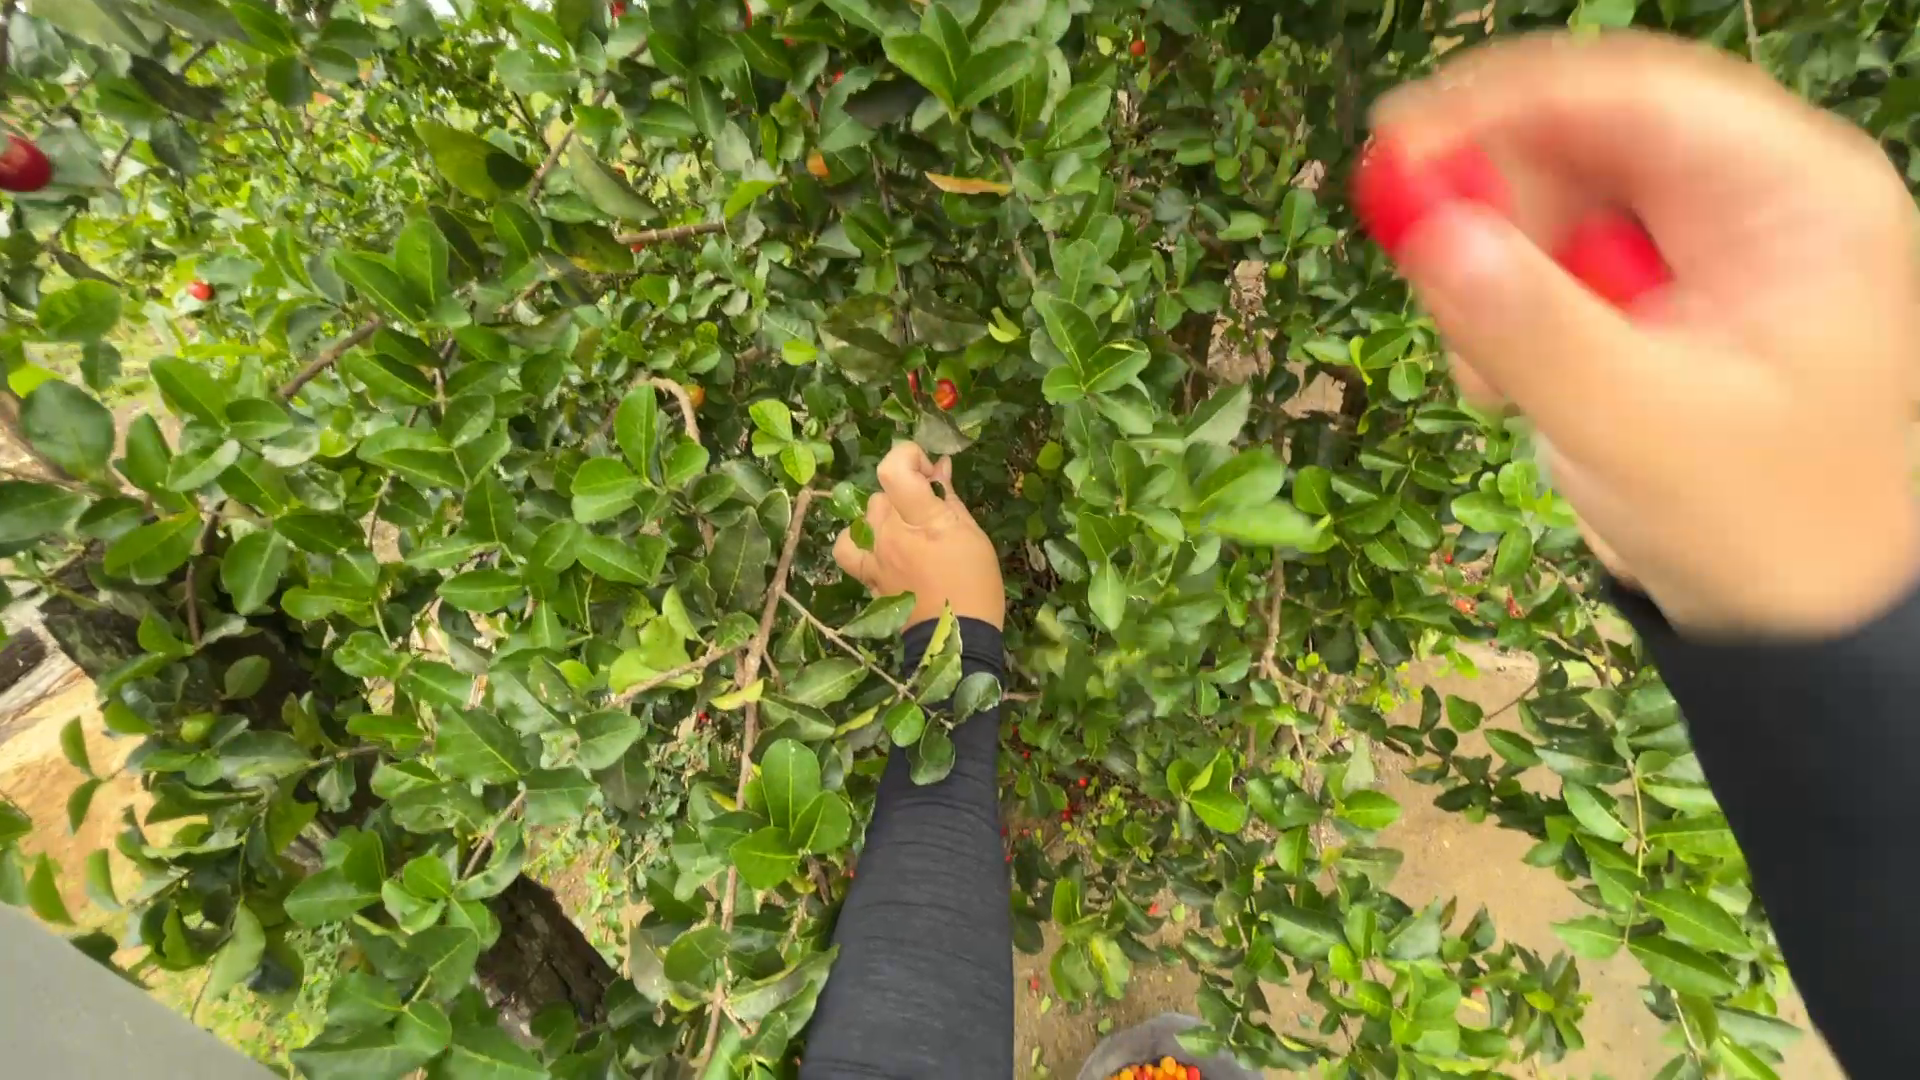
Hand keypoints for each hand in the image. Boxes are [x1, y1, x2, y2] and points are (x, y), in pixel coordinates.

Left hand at [833, 443, 1004, 629]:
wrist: (956, 639)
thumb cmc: (976, 585)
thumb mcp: (973, 535)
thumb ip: (949, 498)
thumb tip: (939, 467)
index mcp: (924, 521)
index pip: (894, 469)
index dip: (908, 457)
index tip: (929, 472)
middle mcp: (891, 534)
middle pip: (883, 491)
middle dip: (906, 490)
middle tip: (930, 509)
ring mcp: (874, 556)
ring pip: (867, 514)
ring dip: (887, 514)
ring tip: (909, 530)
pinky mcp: (866, 575)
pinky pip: (847, 546)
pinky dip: (857, 538)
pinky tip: (876, 542)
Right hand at [1374, 32, 1918, 635]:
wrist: (1768, 590)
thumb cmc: (1742, 511)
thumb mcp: (1628, 421)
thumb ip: (1527, 327)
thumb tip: (1427, 234)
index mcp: (1788, 199)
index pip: (1632, 96)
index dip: (1503, 104)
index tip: (1393, 146)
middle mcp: (1734, 202)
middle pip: (1574, 144)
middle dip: (1485, 210)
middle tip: (1427, 277)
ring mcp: (1676, 252)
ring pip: (1535, 213)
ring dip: (1480, 281)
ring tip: (1486, 374)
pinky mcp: (1623, 299)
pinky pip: (1524, 272)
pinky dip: (1486, 318)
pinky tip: (1499, 384)